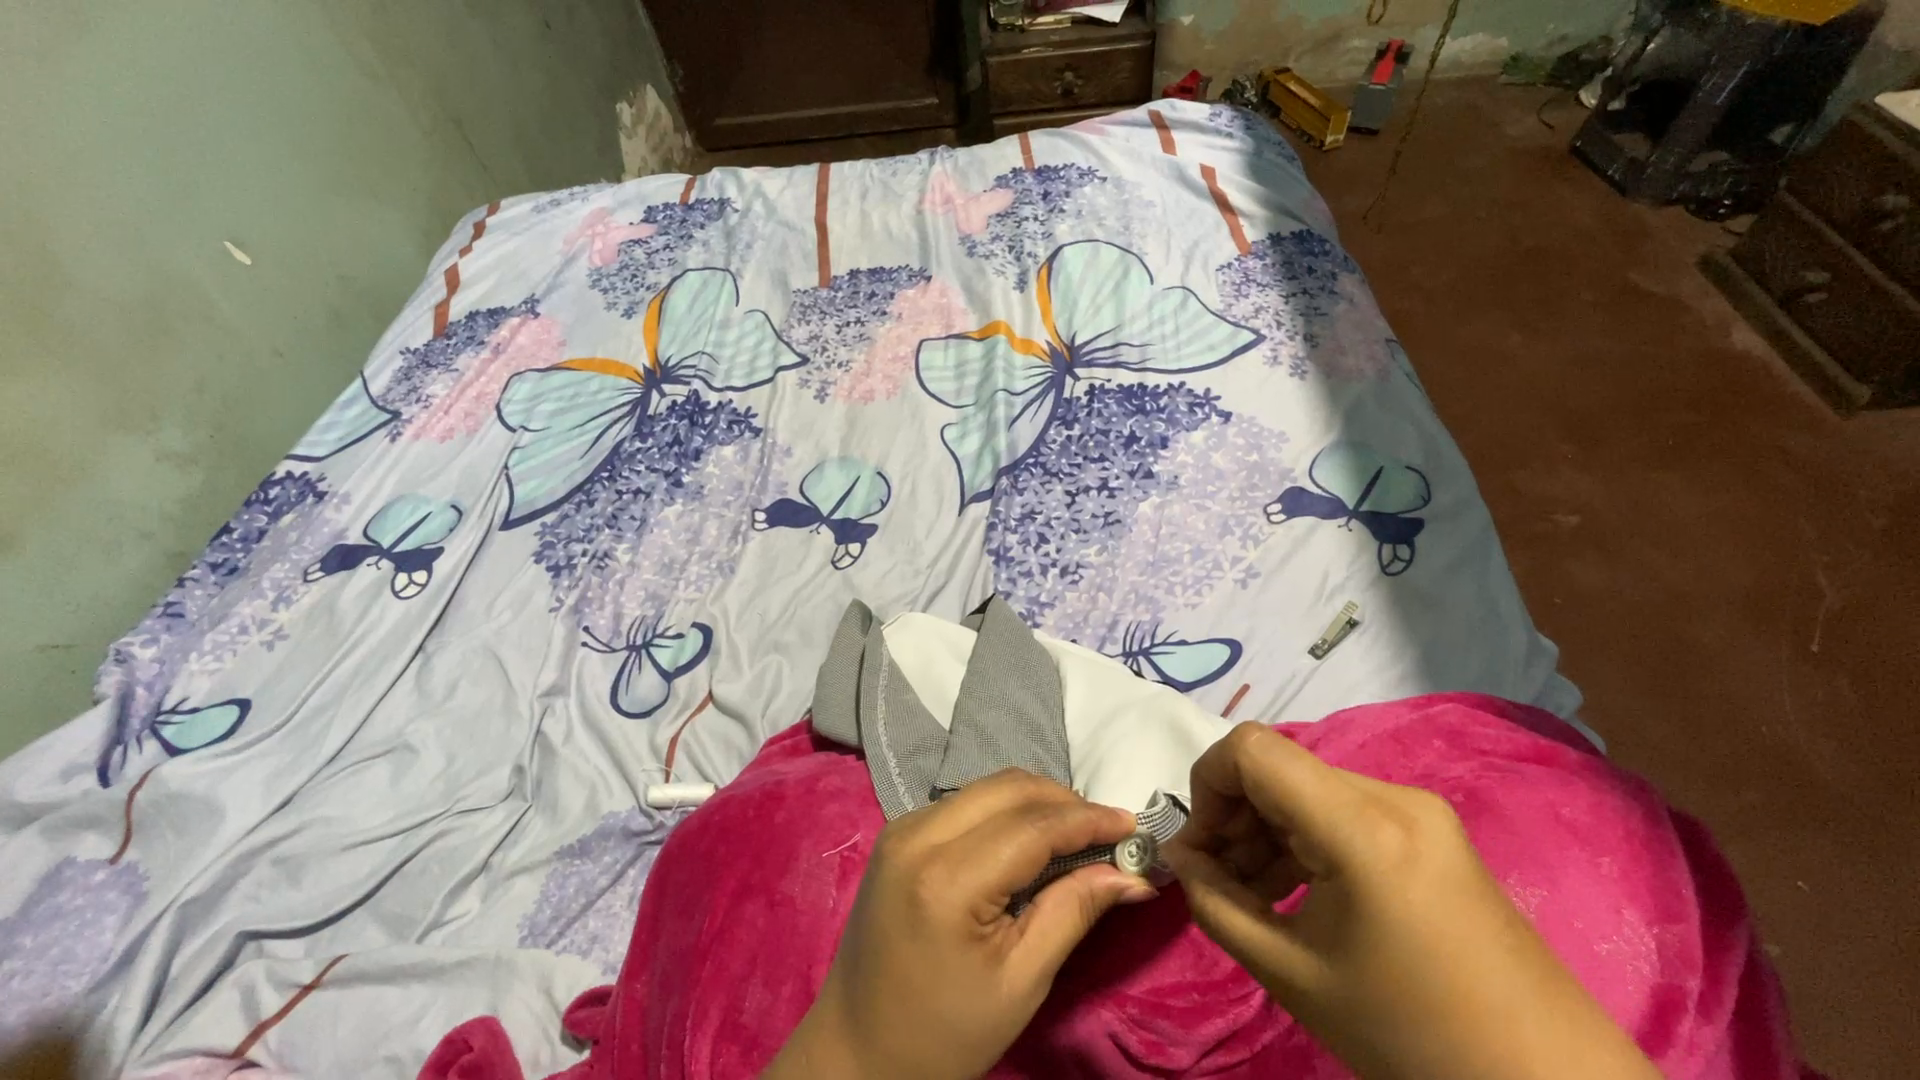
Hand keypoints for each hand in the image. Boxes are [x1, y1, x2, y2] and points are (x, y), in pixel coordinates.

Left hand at [764, 768, 1156, 1079]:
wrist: (856, 1049)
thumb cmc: (944, 1031)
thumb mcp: (1021, 982)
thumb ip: (1075, 912)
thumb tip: (1133, 871)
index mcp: (946, 877)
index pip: (1033, 826)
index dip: (1089, 820)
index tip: (1136, 826)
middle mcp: (917, 835)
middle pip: (1009, 788)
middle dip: (1066, 802)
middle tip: (1109, 833)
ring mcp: (901, 829)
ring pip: (987, 788)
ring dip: (1037, 803)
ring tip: (1077, 838)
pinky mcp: (897, 835)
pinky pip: (965, 803)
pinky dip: (1006, 811)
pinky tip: (1031, 842)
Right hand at [1161, 722, 1661, 1079]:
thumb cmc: (1410, 1033)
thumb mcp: (1290, 972)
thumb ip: (1216, 904)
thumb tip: (1182, 856)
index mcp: (1362, 824)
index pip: (1251, 749)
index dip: (1206, 784)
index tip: (1198, 850)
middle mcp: (1393, 797)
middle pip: (1279, 769)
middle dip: (1232, 817)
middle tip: (1217, 882)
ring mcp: (1420, 813)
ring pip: (1308, 790)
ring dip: (1265, 831)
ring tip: (1253, 898)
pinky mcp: (1433, 835)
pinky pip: (1343, 814)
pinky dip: (1302, 842)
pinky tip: (1296, 896)